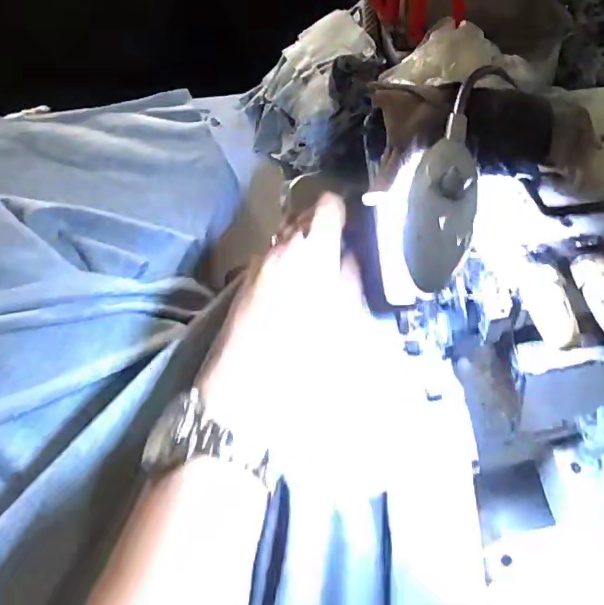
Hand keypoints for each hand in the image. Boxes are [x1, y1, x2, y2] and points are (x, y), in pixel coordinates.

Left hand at [195, 192, 410, 489]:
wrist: (240, 400)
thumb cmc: (304, 360)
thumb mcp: (345, 318)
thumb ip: (352, 279)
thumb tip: (354, 257)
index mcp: (311, 249)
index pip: (329, 204)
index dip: (348, 207)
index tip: (363, 221)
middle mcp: (280, 248)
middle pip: (305, 214)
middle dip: (327, 222)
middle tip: (350, 243)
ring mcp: (256, 264)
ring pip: (286, 235)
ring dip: (307, 241)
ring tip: (328, 264)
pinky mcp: (241, 284)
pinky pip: (273, 256)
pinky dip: (289, 259)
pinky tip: (301, 285)